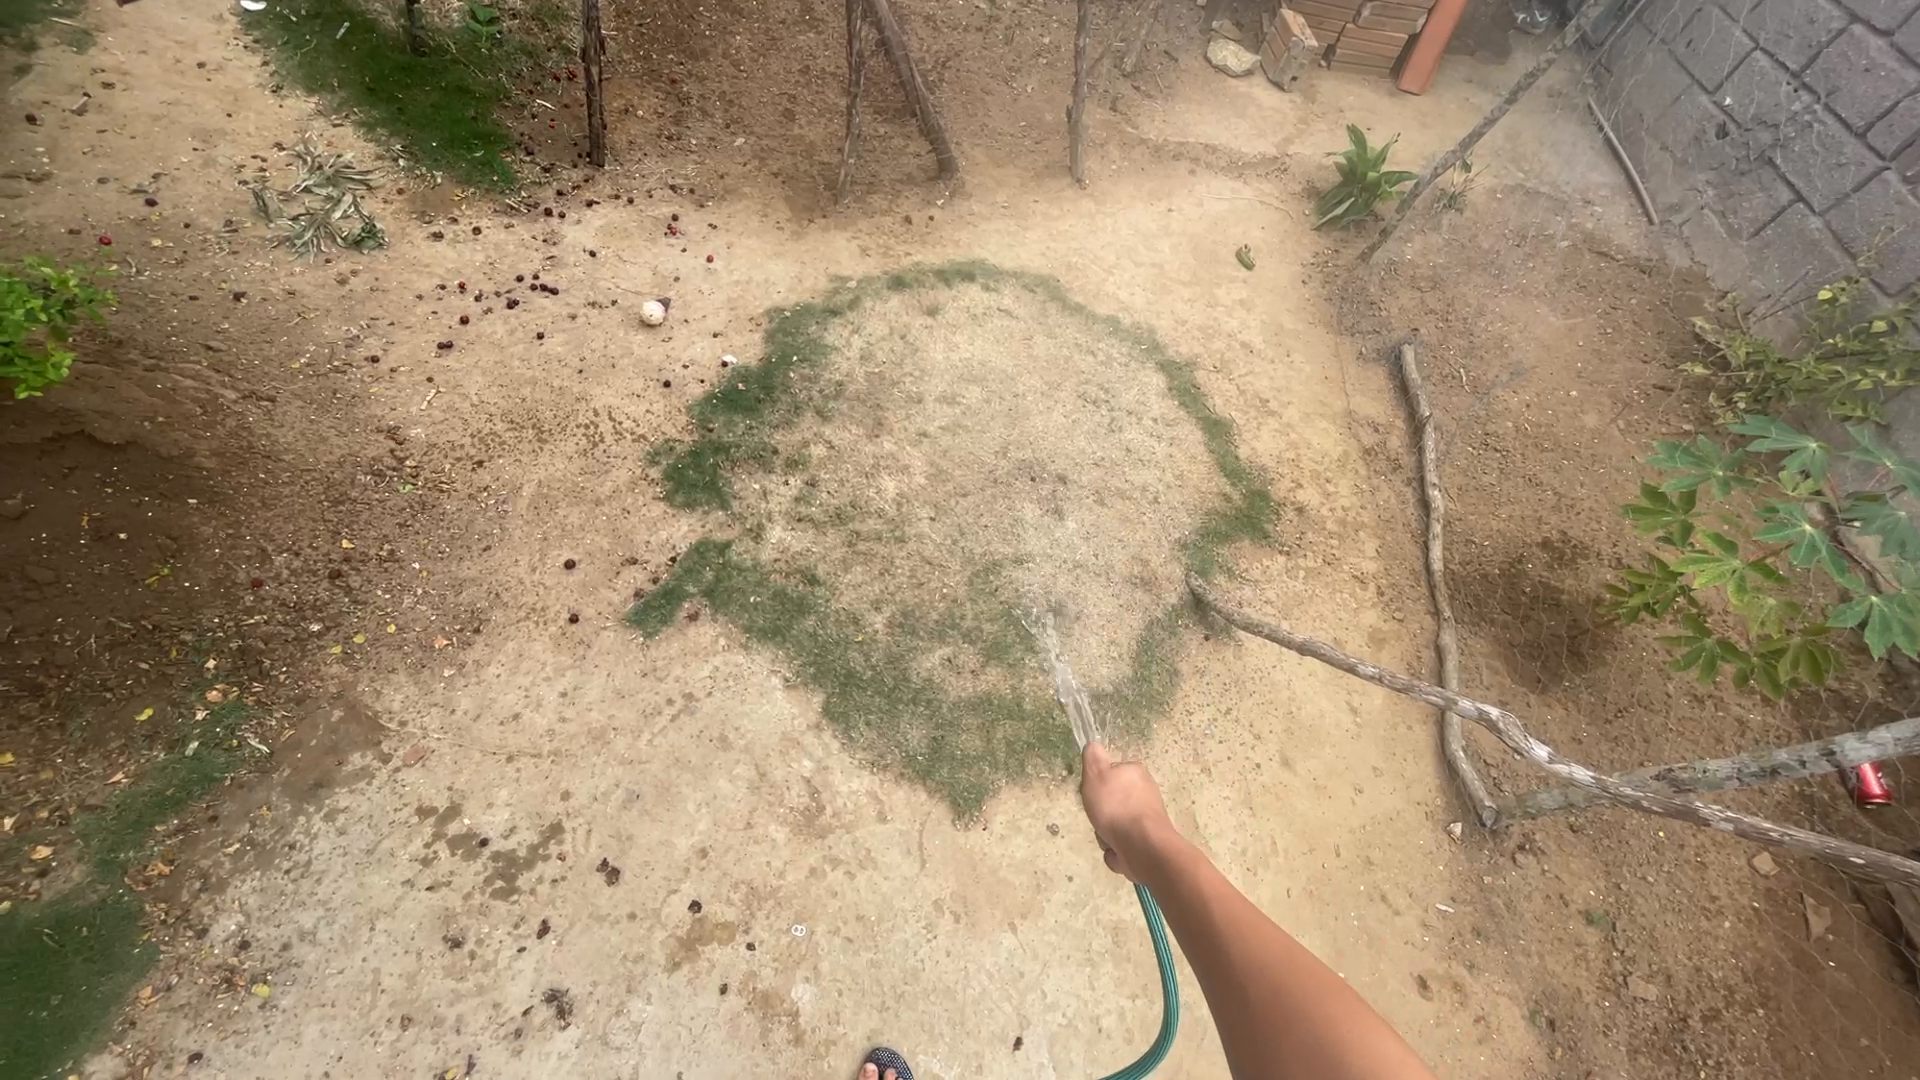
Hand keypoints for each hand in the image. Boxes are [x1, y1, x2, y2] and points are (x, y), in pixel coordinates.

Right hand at [1080, 742, 1176, 880]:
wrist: (1142, 847)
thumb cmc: (1116, 807)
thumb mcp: (1096, 774)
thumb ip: (1093, 757)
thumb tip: (1094, 744)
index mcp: (1135, 773)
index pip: (1111, 774)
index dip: (1097, 785)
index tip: (1093, 794)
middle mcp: (1146, 793)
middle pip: (1113, 802)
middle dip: (1102, 814)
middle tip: (1099, 818)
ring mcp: (1148, 819)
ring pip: (1116, 825)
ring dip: (1107, 834)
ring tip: (1109, 837)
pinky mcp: (1148, 842)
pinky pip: (1123, 844)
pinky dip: (1117, 850)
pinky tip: (1117, 851)